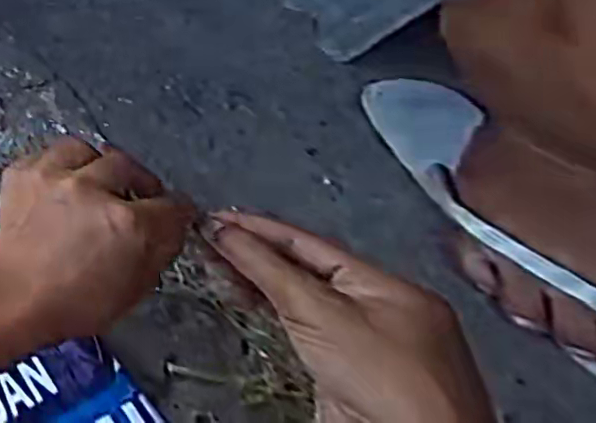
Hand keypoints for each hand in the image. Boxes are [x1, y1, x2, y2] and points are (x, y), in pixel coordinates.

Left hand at [0, 139, 194, 350]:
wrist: (15, 291)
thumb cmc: (73, 301)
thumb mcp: (134, 287)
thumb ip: (156, 251)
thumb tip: (167, 228)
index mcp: (127, 223)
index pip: (169, 206)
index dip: (177, 210)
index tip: (176, 210)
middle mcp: (90, 189)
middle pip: (127, 165)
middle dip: (139, 180)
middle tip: (138, 192)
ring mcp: (52, 175)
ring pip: (84, 149)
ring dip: (95, 164)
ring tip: (95, 179)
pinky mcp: (23, 170)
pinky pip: (47, 155)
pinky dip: (59, 167)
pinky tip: (61, 184)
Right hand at [205, 212, 494, 422]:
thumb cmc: (379, 378)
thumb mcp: (317, 311)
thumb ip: (263, 264)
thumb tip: (217, 228)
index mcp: (390, 287)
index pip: (307, 243)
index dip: (255, 227)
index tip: (210, 218)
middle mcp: (384, 309)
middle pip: (303, 267)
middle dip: (251, 253)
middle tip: (205, 242)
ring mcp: (369, 341)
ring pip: (300, 295)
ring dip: (254, 279)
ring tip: (213, 267)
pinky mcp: (351, 367)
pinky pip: (303, 322)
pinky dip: (270, 306)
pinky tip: (240, 295)